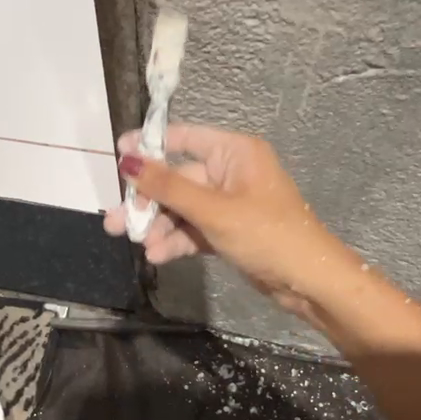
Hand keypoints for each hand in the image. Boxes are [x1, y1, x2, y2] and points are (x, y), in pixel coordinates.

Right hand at [102, 125, 355, 314]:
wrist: (307, 281)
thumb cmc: (266, 234)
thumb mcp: (213, 210)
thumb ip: (168, 187)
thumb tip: (127, 162)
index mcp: (234, 153)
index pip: (185, 138)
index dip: (150, 145)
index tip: (118, 154)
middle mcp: (230, 173)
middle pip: (177, 180)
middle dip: (147, 202)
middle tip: (113, 219)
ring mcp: (228, 204)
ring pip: (181, 209)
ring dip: (158, 226)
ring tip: (133, 242)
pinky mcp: (227, 231)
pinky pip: (193, 230)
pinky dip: (176, 241)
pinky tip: (158, 256)